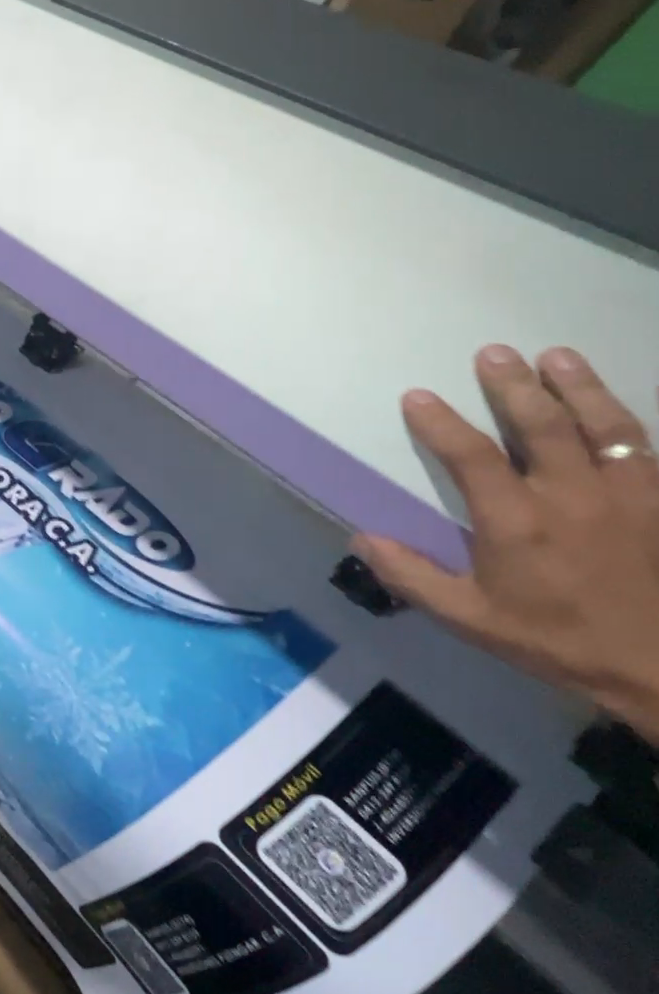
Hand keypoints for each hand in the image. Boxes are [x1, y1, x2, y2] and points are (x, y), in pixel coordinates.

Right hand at [351, 345, 658, 742]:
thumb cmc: (554, 640)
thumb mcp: (468, 618)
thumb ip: (411, 576)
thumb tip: (362, 538)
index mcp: (517, 523)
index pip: (474, 458)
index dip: (443, 424)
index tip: (418, 396)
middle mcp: (572, 498)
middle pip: (544, 426)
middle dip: (515, 386)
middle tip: (494, 353)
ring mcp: (629, 497)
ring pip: (604, 427)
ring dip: (579, 386)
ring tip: (557, 356)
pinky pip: (647, 448)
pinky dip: (628, 420)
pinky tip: (614, 404)